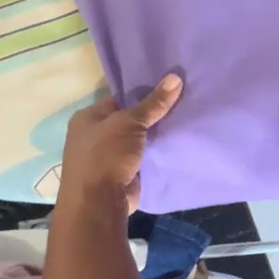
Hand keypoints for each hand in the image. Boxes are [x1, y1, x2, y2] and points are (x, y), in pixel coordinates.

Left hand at [58, 73, 183, 211]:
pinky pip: (147, 154)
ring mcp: (111, 154)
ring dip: (160, 132)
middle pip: (133, 117)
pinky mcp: (125, 171)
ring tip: (190, 117)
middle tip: (186, 99)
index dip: (146, 92)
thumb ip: (153, 103)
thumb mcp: (129, 123)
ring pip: (142, 137)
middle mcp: (97, 134)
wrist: (99, 201)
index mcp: (89, 117)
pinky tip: (182, 139)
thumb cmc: (105, 155)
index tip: (172, 86)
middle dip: (156, 112)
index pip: (121, 98)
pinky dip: (161, 149)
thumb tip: (176, 77)